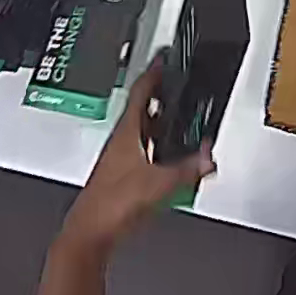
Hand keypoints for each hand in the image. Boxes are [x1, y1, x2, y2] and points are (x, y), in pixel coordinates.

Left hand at [57, 52, 215, 256]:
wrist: (88, 237)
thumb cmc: (109, 205)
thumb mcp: (159, 183)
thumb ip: (188, 169)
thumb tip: (208, 157)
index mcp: (126, 131)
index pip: (141, 90)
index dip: (154, 71)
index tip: (163, 58)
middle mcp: (121, 140)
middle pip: (142, 108)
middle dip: (160, 94)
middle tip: (175, 83)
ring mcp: (120, 157)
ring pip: (142, 129)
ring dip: (158, 120)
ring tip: (177, 115)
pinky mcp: (121, 174)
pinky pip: (143, 149)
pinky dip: (157, 144)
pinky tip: (168, 154)